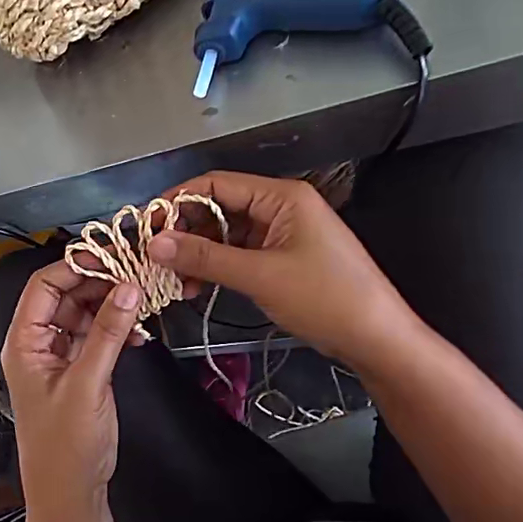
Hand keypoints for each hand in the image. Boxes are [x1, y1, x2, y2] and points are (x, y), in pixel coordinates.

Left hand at [0, 261, 145, 521]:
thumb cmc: (67, 444)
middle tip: (137, 276)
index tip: (113, 257)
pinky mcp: (80, 371)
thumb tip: (129, 286)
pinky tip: (140, 334)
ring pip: (85, 315)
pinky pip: (97, 337)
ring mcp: (60, 357)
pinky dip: (117, 331)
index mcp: (25, 342)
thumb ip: (108, 333)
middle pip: (66, 296)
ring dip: (112, 307)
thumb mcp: (88, 384)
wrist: (71, 495)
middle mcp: (39, 343)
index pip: (43, 286)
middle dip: (100, 284)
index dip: (75, 267)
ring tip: (143, 302)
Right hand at [150, 171, 420, 369]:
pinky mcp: (284, 258)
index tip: (146, 226)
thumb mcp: (260, 276)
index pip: (216, 184)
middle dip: (186, 232)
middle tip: (156, 259)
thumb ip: (206, 257)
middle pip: (220, 208)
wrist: (376, 337)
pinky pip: (241, 254)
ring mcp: (283, 234)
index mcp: (282, 196)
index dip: (177, 201)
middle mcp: (281, 207)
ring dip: (199, 254)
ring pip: (228, 234)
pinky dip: (218, 267)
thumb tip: (156, 243)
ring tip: (175, 280)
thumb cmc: (326, 298)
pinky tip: (197, 286)